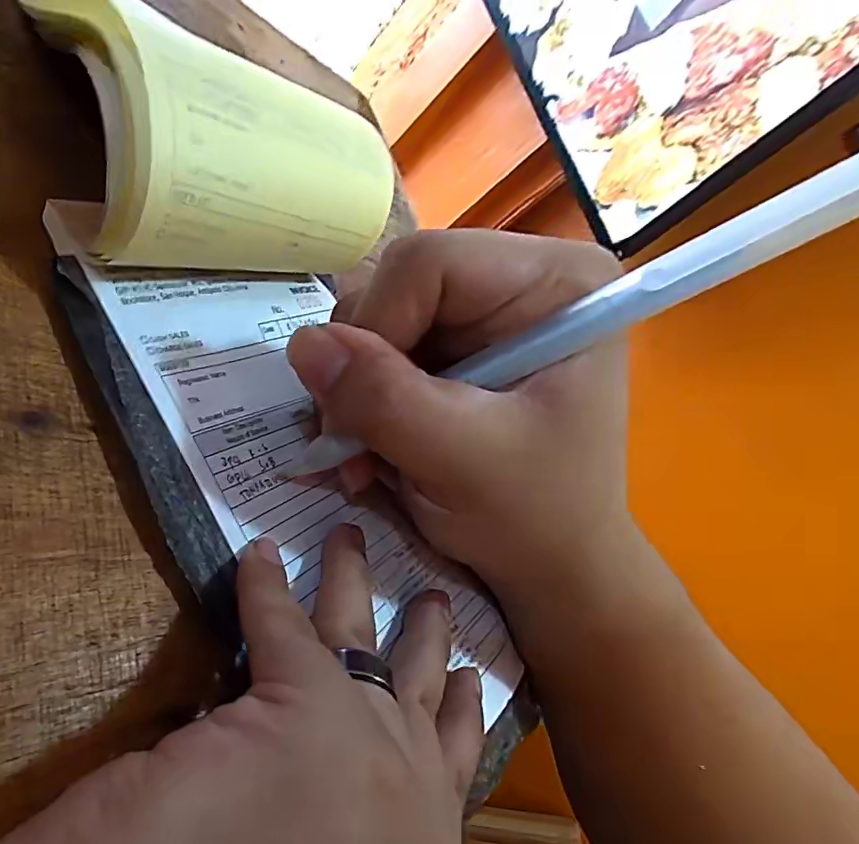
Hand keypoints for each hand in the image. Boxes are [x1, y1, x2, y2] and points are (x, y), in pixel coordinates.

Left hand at [0, 528, 484, 843]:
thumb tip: (322, 828)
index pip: (455, 783)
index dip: (455, 727)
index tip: (462, 691)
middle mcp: (417, 814)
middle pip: (429, 701)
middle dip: (432, 643)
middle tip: (437, 602)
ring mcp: (365, 754)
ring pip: (375, 646)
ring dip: (361, 589)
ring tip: (358, 549)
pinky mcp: (291, 707)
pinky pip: (286, 624)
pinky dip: (269, 586)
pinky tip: (260, 556)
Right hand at [286, 230, 630, 600]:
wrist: (551, 564)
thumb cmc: (530, 517)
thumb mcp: (456, 460)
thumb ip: (382, 399)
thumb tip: (303, 343)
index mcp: (555, 282)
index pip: (426, 264)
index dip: (375, 332)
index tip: (363, 416)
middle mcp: (519, 281)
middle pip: (394, 289)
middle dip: (361, 374)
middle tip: (356, 449)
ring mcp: (484, 317)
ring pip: (376, 324)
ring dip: (355, 397)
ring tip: (367, 460)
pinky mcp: (457, 351)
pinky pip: (379, 357)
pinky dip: (363, 408)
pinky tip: (375, 452)